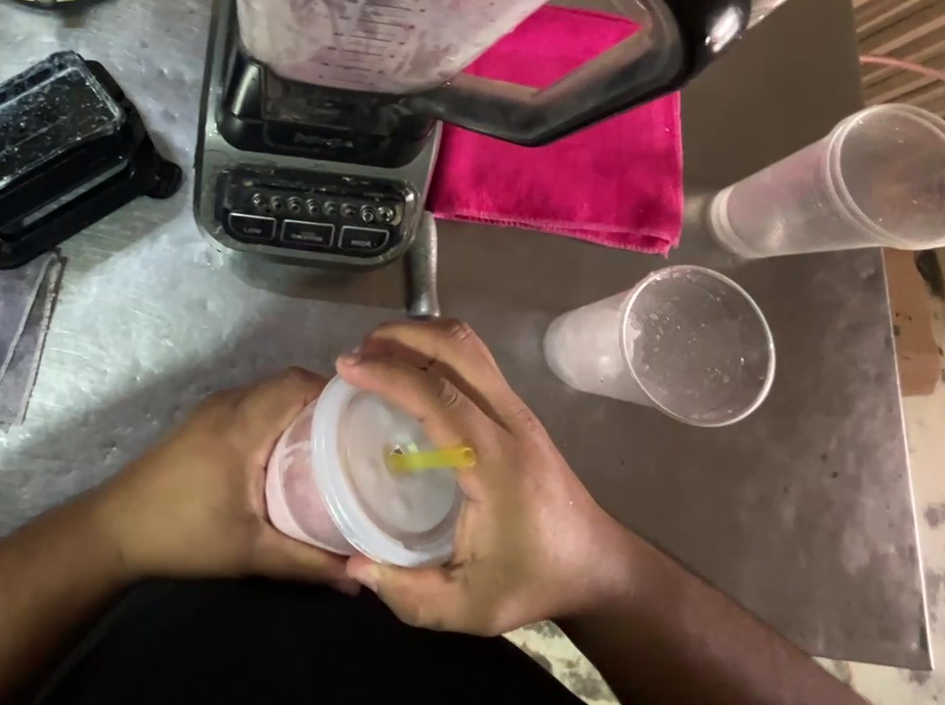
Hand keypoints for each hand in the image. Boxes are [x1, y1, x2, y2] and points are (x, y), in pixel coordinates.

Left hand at [85, 367, 348, 585]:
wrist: (115, 528)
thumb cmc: (183, 534)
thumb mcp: (250, 552)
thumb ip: (305, 563)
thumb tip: (357, 577)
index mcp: (242, 424)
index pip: (297, 382)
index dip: (335, 392)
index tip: (367, 416)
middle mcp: (228, 404)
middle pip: (286, 382)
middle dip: (323, 401)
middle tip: (356, 434)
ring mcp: (210, 409)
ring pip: (267, 390)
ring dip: (298, 407)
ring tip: (330, 442)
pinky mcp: (201, 420)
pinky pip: (251, 402)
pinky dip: (276, 414)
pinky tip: (289, 449)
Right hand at [337, 319, 644, 634]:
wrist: (597, 564)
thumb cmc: (532, 580)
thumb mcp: (471, 608)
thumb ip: (410, 597)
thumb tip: (355, 564)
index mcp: (496, 463)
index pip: (439, 397)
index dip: (390, 375)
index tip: (346, 367)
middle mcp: (509, 421)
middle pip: (457, 348)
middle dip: (401, 337)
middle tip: (358, 354)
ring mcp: (516, 408)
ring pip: (468, 344)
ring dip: (418, 336)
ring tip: (377, 354)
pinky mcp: (515, 407)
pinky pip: (472, 358)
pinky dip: (433, 349)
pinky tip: (408, 371)